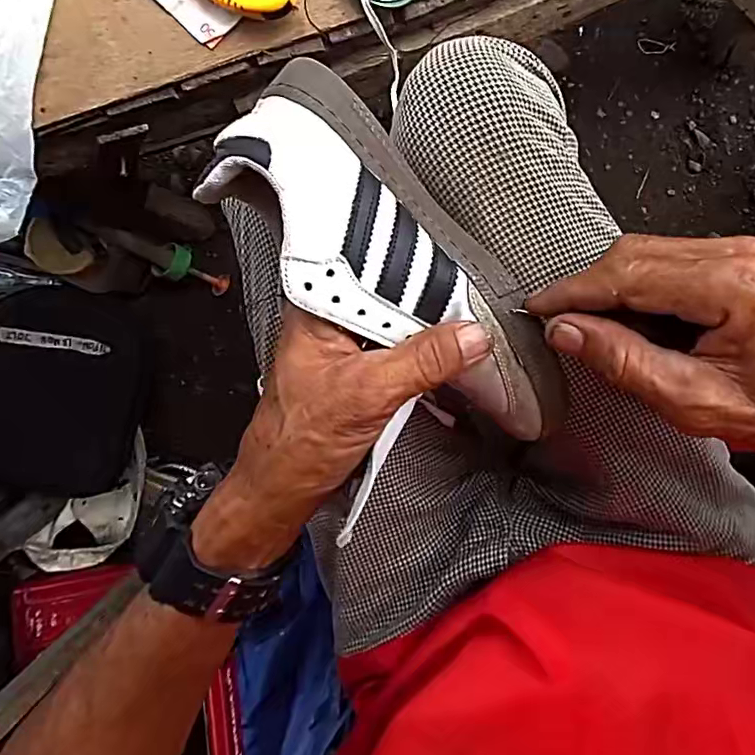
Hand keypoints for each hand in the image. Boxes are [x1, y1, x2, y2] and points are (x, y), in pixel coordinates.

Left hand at [192, 305, 489, 570]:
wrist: (285, 484)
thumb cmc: (296, 442)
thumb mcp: (368, 394)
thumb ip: (422, 362)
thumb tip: (469, 337)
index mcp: (315, 306)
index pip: (376, 270)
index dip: (418, 279)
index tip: (455, 297)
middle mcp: (327, 316)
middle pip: (391, 293)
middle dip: (428, 309)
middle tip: (459, 324)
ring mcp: (343, 341)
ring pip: (396, 321)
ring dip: (426, 335)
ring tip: (452, 343)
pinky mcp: (357, 364)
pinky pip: (397, 345)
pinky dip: (420, 355)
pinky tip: (435, 364)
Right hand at [525, 235, 754, 474]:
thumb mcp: (692, 401)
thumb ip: (623, 361)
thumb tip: (570, 331)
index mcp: (735, 288)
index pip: (628, 275)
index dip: (574, 292)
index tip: (540, 308)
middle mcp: (740, 257)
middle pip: (632, 255)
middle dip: (587, 288)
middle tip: (558, 322)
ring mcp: (741, 252)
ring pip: (643, 252)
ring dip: (608, 286)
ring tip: (591, 326)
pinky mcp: (737, 259)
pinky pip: (665, 259)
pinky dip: (634, 284)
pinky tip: (627, 315)